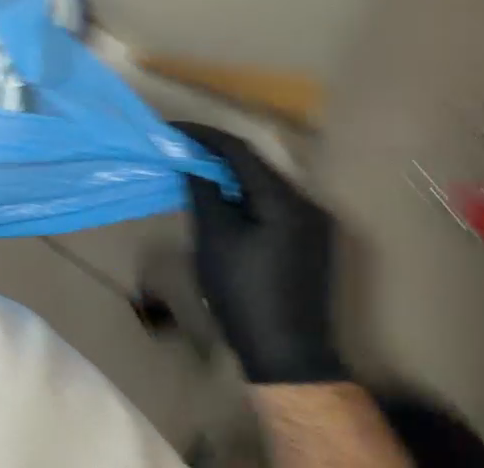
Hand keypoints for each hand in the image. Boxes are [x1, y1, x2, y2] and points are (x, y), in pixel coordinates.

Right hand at [175, 123, 345, 384]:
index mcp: (286, 202)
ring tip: (192, 172)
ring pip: (264, 185)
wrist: (287, 353)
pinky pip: (273, 205)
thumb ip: (204, 191)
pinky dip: (243, 195)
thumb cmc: (243, 291)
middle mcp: (309, 207)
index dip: (203, 136)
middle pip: (256, 166)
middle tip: (177, 150)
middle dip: (214, 154)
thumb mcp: (214, 237)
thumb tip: (191, 162)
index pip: (240, 151)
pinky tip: (220, 202)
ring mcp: (314, 227)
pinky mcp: (310, 243)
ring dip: (229, 175)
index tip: (169, 130)